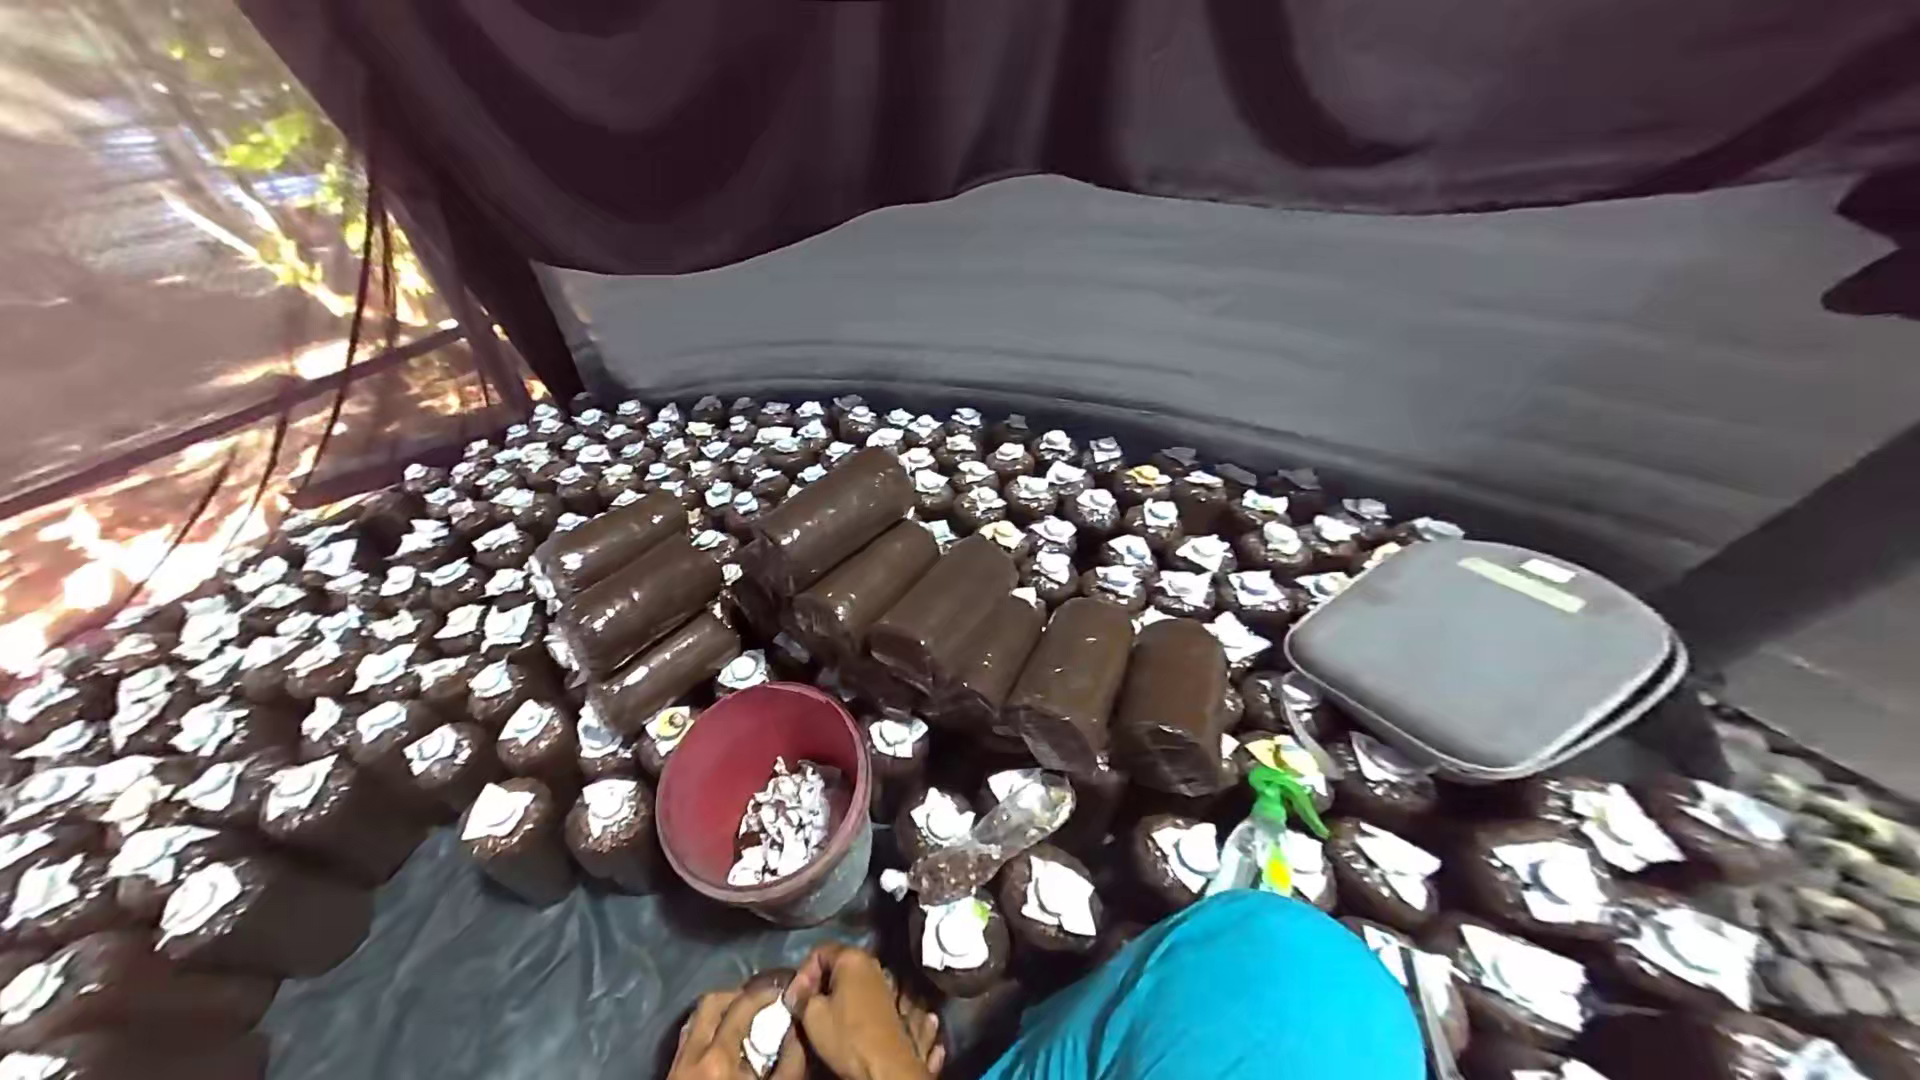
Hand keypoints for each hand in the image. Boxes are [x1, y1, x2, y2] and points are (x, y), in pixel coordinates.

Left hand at [668, 985, 804, 1079]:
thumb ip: (790, 1065)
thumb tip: (796, 1033)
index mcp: (718, 1058)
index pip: (742, 1004)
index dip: (765, 993)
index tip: (782, 994)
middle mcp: (693, 1054)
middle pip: (711, 1002)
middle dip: (737, 995)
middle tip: (759, 1005)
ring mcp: (677, 1066)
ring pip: (695, 1019)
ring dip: (719, 1012)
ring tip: (741, 1022)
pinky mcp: (669, 1078)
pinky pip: (687, 1040)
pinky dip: (705, 1032)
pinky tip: (721, 1046)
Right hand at [789, 945, 941, 1079]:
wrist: (884, 1064)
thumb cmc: (847, 1035)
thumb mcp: (814, 1016)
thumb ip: (801, 997)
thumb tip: (796, 993)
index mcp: (852, 956)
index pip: (818, 951)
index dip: (802, 973)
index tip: (795, 998)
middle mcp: (868, 960)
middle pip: (832, 964)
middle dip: (814, 984)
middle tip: (801, 1008)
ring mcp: (878, 979)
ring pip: (844, 979)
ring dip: (827, 995)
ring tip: (815, 1018)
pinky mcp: (883, 998)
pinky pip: (856, 991)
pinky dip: (842, 1003)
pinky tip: (834, 1023)